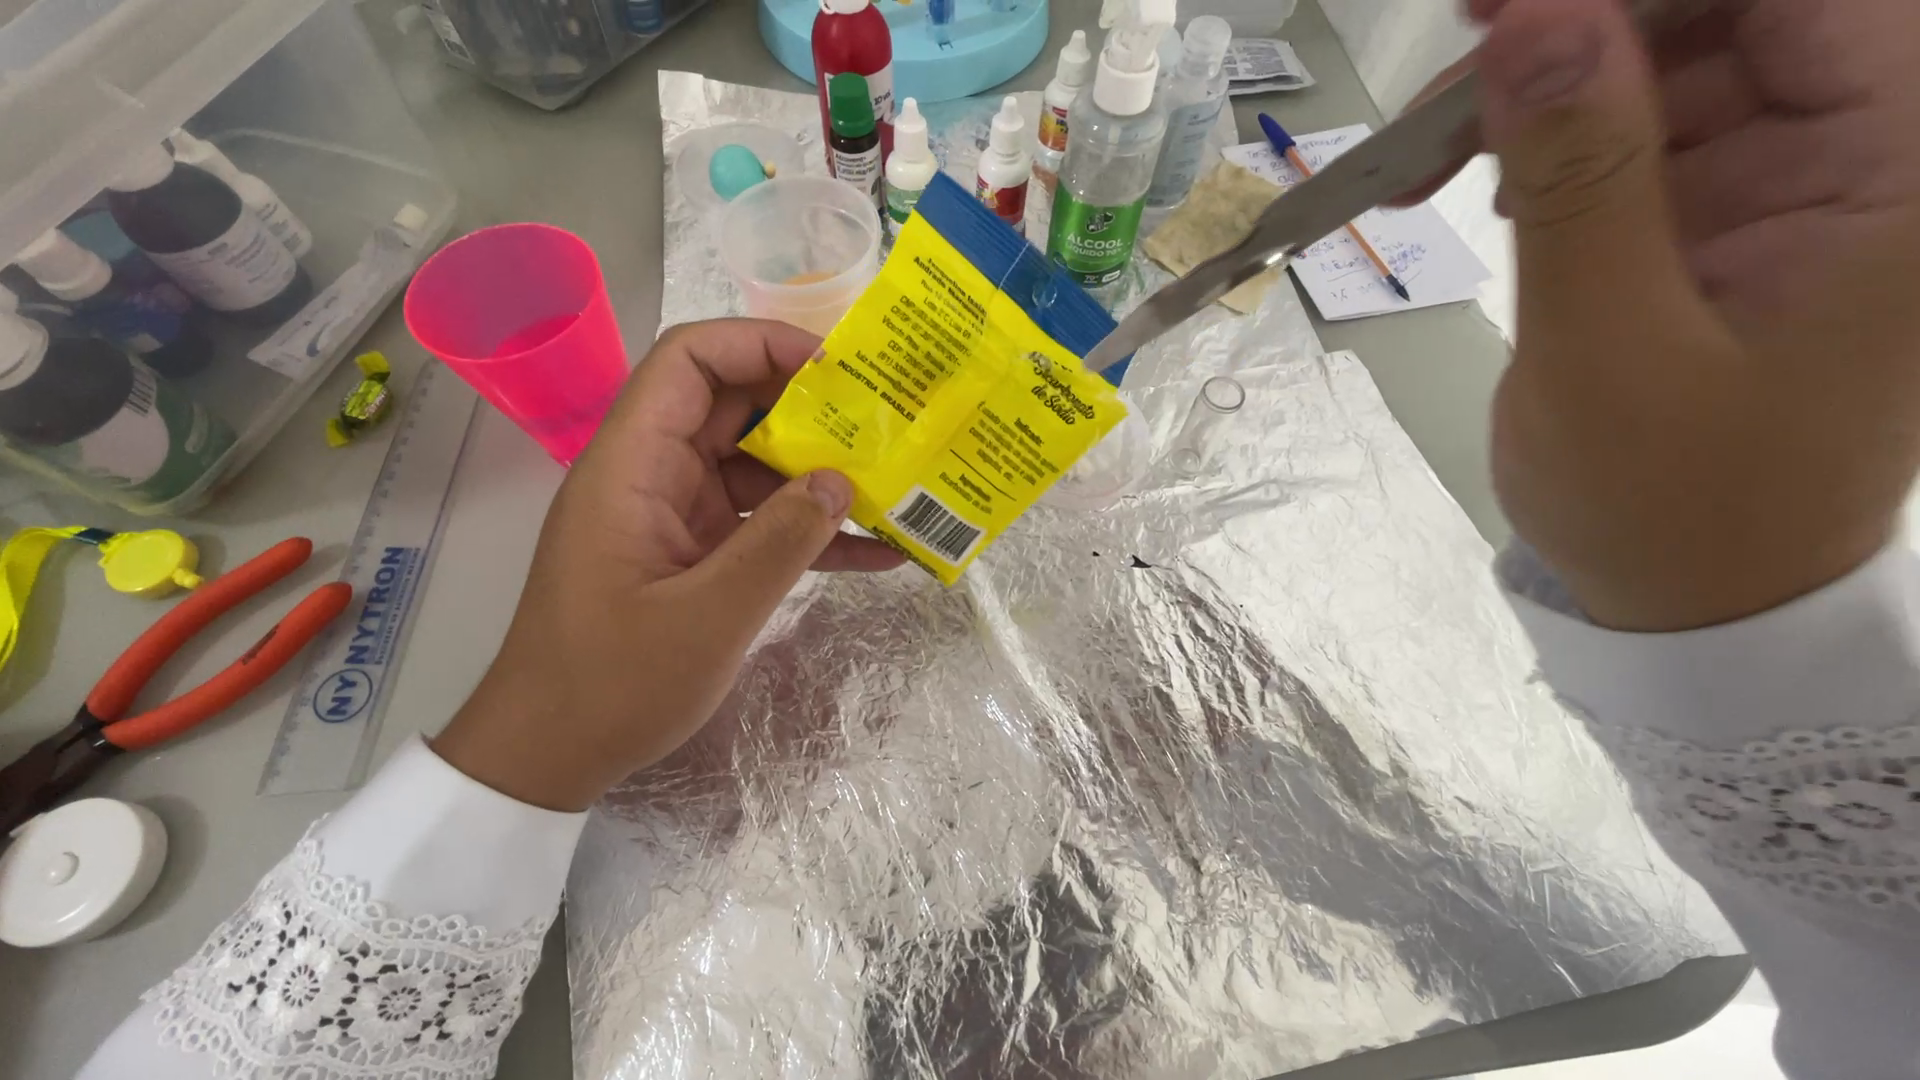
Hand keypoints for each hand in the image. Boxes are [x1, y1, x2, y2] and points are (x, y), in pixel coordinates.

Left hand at [432, 319, 902, 810]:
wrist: (550, 755)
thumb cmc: (613, 684)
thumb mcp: (709, 616)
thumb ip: (779, 543)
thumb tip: (841, 482)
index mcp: (632, 466)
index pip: (690, 362)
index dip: (760, 345)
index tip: (836, 370)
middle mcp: (651, 475)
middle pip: (730, 407)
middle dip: (808, 410)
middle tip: (883, 423)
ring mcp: (673, 516)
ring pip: (753, 466)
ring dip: (818, 477)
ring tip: (894, 486)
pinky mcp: (692, 556)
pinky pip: (756, 524)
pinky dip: (807, 533)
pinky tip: (875, 553)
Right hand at [1442, 0, 1919, 629]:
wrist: (1683, 597)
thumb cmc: (1662, 498)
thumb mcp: (1606, 343)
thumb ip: (1580, 177)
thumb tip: (1536, 17)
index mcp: (1902, 160)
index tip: (1497, 5)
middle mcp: (1866, 144)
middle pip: (1720, 17)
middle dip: (1567, 35)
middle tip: (1440, 85)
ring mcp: (1781, 182)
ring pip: (1655, 71)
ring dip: (1533, 97)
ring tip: (1421, 162)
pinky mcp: (1707, 222)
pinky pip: (1621, 143)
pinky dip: (1536, 152)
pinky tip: (1475, 194)